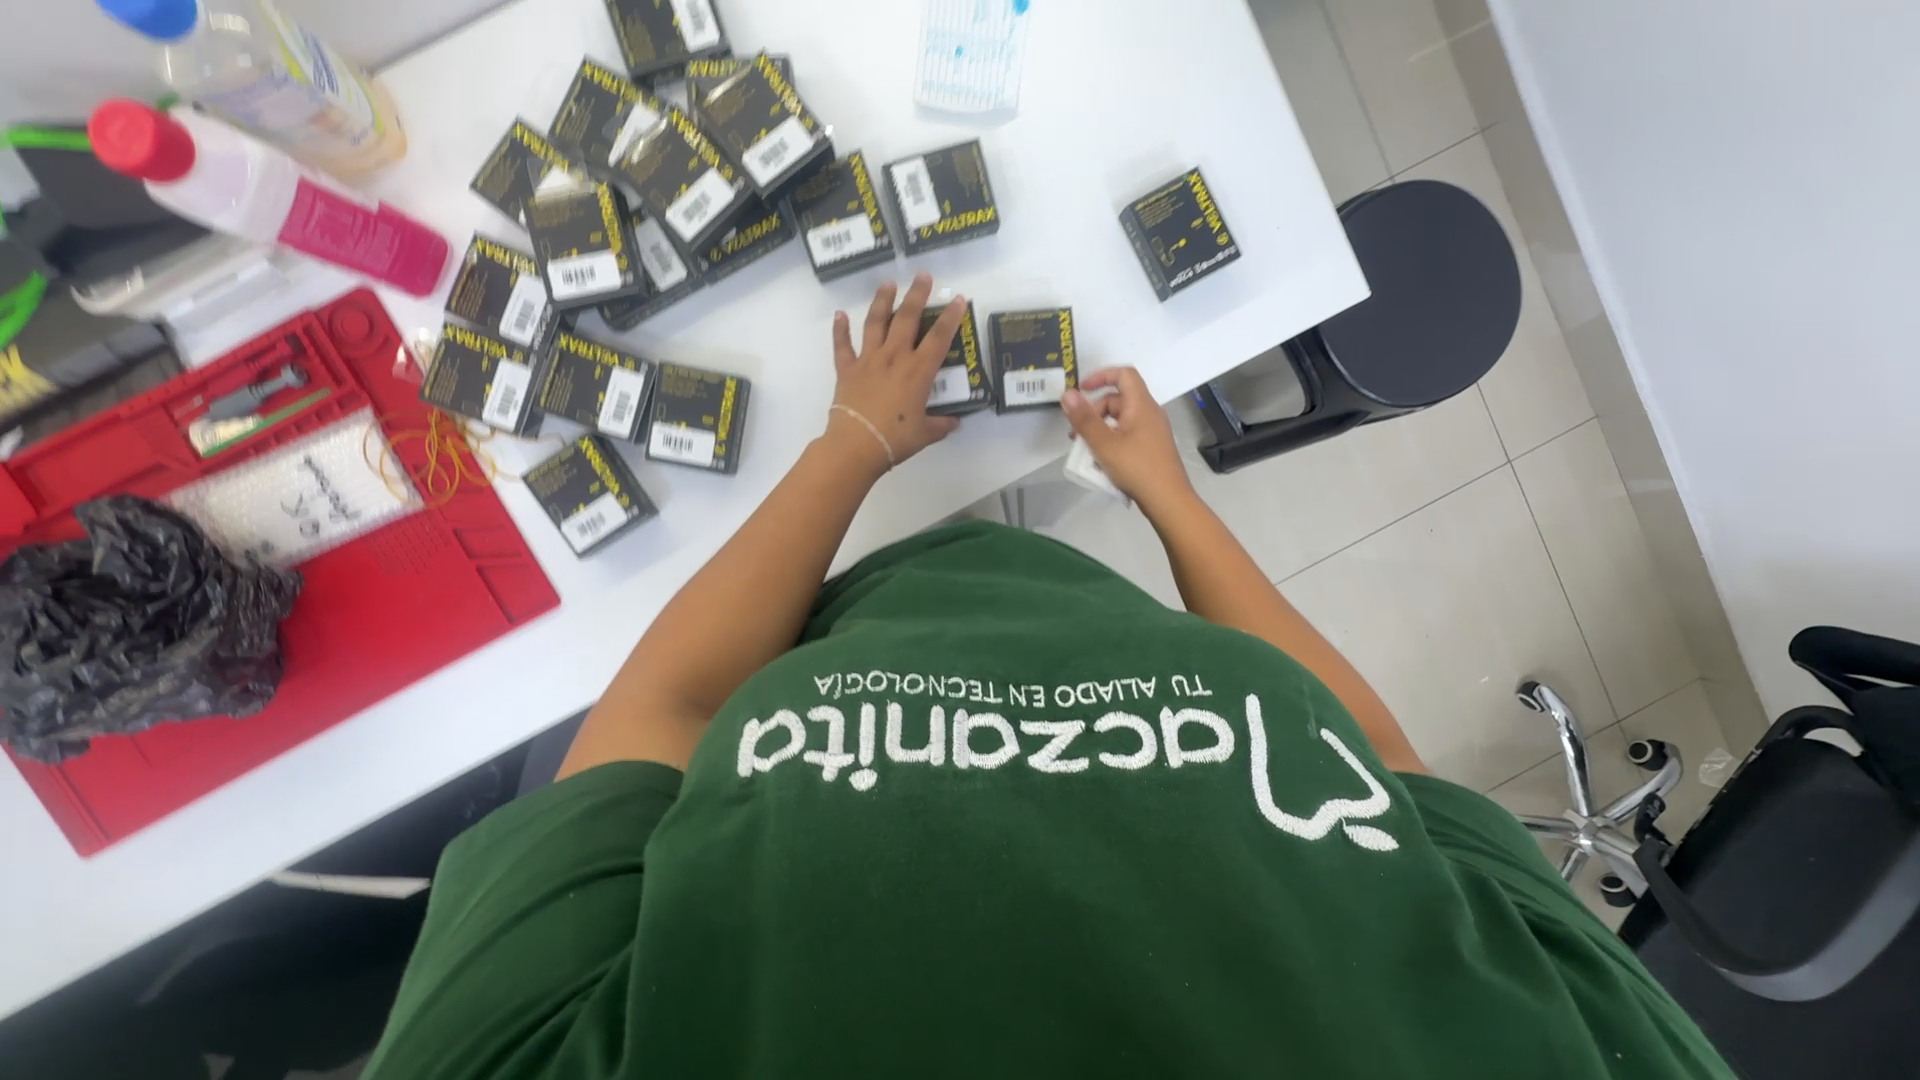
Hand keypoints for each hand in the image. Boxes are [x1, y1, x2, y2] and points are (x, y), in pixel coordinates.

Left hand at [827, 273, 967, 475]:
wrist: (857, 444)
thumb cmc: (896, 439)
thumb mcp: (926, 434)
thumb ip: (941, 425)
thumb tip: (954, 422)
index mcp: (918, 371)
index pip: (939, 338)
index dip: (951, 317)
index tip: (958, 298)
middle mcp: (894, 358)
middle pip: (907, 319)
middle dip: (916, 295)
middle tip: (922, 275)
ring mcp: (868, 360)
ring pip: (876, 323)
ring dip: (882, 301)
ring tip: (888, 283)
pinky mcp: (847, 370)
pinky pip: (842, 346)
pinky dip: (840, 330)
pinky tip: (839, 314)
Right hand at [1061, 367, 1194, 512]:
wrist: (1168, 500)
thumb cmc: (1137, 468)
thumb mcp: (1104, 444)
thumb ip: (1084, 419)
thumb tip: (1068, 394)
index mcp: (1141, 405)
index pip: (1124, 375)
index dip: (1101, 376)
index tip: (1081, 390)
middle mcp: (1149, 413)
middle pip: (1118, 400)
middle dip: (1093, 412)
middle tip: (1076, 433)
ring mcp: (1152, 431)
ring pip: (1121, 420)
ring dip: (1099, 429)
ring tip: (1084, 449)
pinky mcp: (1151, 447)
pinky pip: (1127, 434)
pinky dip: (1111, 440)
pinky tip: (1101, 460)